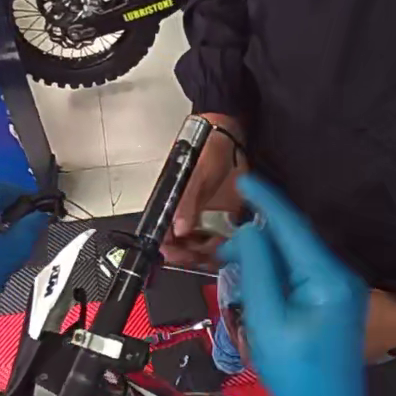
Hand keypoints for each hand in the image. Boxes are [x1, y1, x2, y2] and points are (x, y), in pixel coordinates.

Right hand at [161, 112, 244, 267]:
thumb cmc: (207, 150)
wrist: (233, 138)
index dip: (168, 249)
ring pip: (200, 249)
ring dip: (207, 254)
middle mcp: (185, 216)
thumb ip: (186, 202)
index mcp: (171, 205)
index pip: (162, 235)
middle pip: (181, 247)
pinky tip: (230, 245)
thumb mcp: (196, 175)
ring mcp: (204, 220)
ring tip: (218, 248)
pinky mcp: (224, 221)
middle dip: (190, 256)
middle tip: (202, 256)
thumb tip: (178, 229)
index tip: (179, 256)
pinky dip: (224, 248)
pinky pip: (221, 242)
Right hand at [220, 175, 395, 395]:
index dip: (267, 200)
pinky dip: (273, 274)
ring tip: (229, 266)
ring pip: (293, 258)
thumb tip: (248, 231)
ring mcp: (336, 289)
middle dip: (256, 237)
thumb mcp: (268, 319)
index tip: (245, 178)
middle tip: (219, 247)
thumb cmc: (296, 372)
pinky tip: (252, 283)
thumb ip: (257, 270)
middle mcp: (336, 275)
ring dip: (262, 257)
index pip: (291, 225)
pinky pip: (297, 276)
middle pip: (292, 240)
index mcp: (324, 275)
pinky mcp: (330, 303)